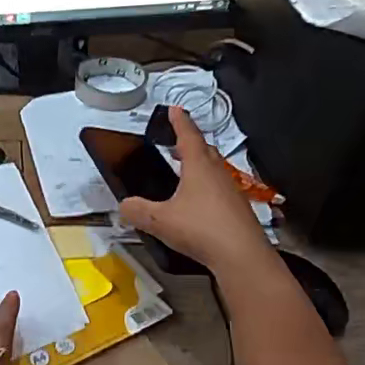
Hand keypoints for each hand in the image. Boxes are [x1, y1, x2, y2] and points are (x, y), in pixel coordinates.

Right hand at [118, 106, 273, 274]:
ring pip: (213, 170)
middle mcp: (217, 173)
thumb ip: (138, 211)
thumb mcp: (160, 220)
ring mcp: (230, 191)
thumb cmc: (200, 229)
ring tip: (184, 171)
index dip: (180, 122)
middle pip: (204, 151)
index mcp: (198, 167)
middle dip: (190, 144)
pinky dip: (205, 187)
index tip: (175, 109)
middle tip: (177, 143)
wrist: (241, 255)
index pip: (188, 136)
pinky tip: (197, 202)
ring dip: (198, 165)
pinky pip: (218, 189)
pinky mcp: (237, 210)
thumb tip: (124, 205)